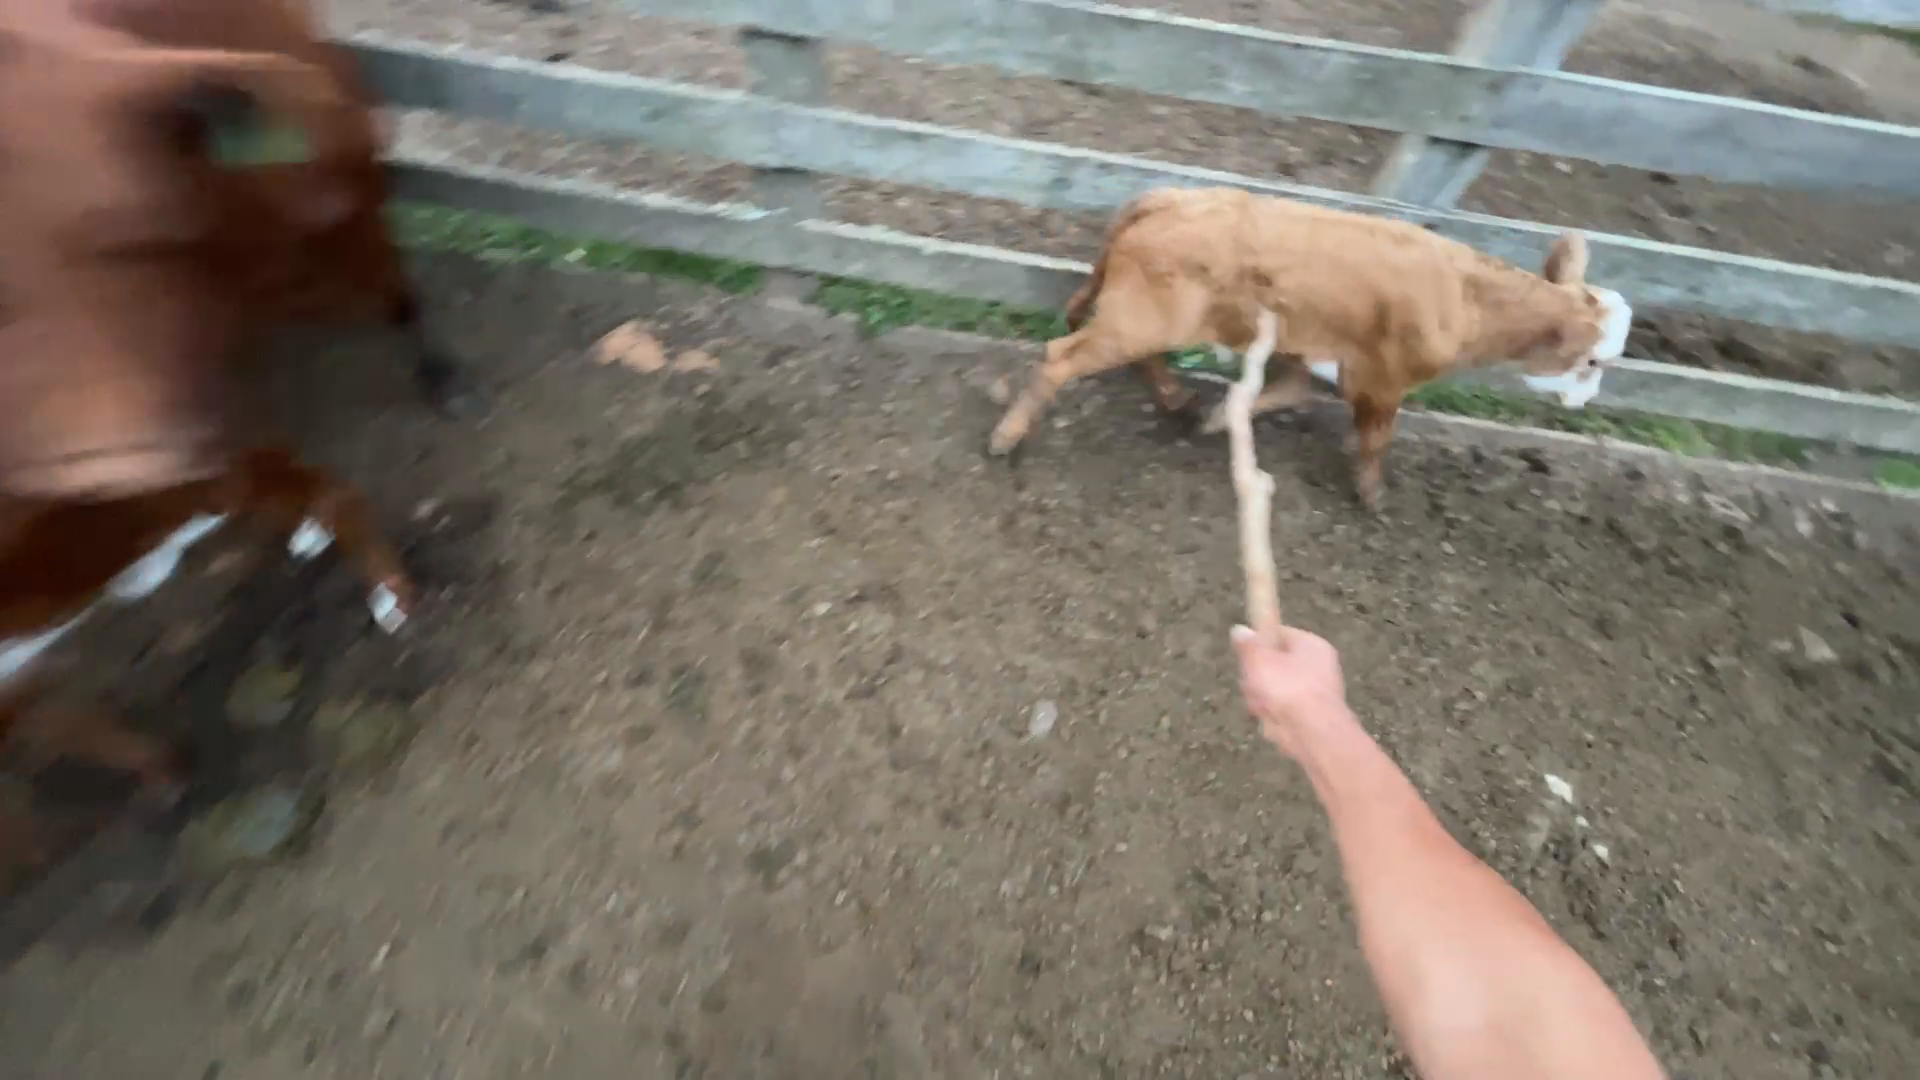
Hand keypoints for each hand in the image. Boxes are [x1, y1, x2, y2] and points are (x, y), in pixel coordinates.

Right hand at [1231, 624, 1350, 757]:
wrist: (1313, 732)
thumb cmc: (1287, 688)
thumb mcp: (1258, 659)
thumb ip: (1248, 644)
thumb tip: (1240, 630)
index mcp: (1311, 645)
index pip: (1278, 633)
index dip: (1258, 643)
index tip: (1244, 653)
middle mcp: (1318, 665)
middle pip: (1273, 663)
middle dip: (1256, 676)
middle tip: (1252, 682)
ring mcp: (1315, 691)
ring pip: (1273, 688)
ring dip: (1260, 697)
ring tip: (1261, 704)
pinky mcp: (1310, 714)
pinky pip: (1281, 707)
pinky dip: (1272, 713)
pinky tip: (1269, 717)